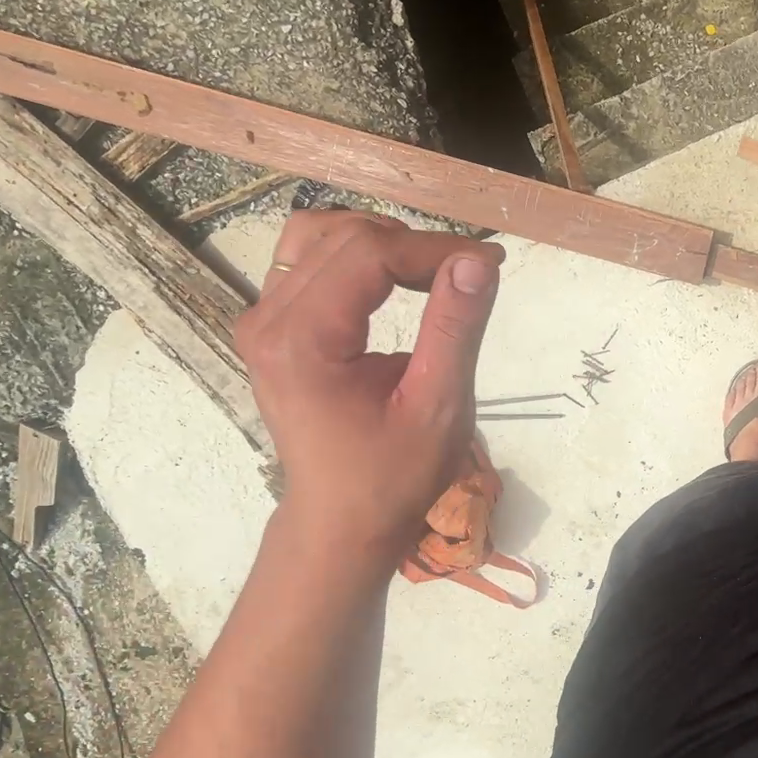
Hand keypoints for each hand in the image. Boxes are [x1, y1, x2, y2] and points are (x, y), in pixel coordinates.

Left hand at [234, 211, 504, 566]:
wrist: (343, 522)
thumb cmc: (394, 475)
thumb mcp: (439, 406)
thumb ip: (456, 328)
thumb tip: (478, 262)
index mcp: (303, 340)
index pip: (369, 253)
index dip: (436, 249)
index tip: (493, 264)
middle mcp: (269, 320)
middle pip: (343, 235)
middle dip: (415, 244)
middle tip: (472, 271)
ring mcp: (264, 322)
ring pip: (319, 237)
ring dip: (384, 243)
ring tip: (434, 274)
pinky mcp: (275, 328)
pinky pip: (311, 262)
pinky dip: (361, 258)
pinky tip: (397, 284)